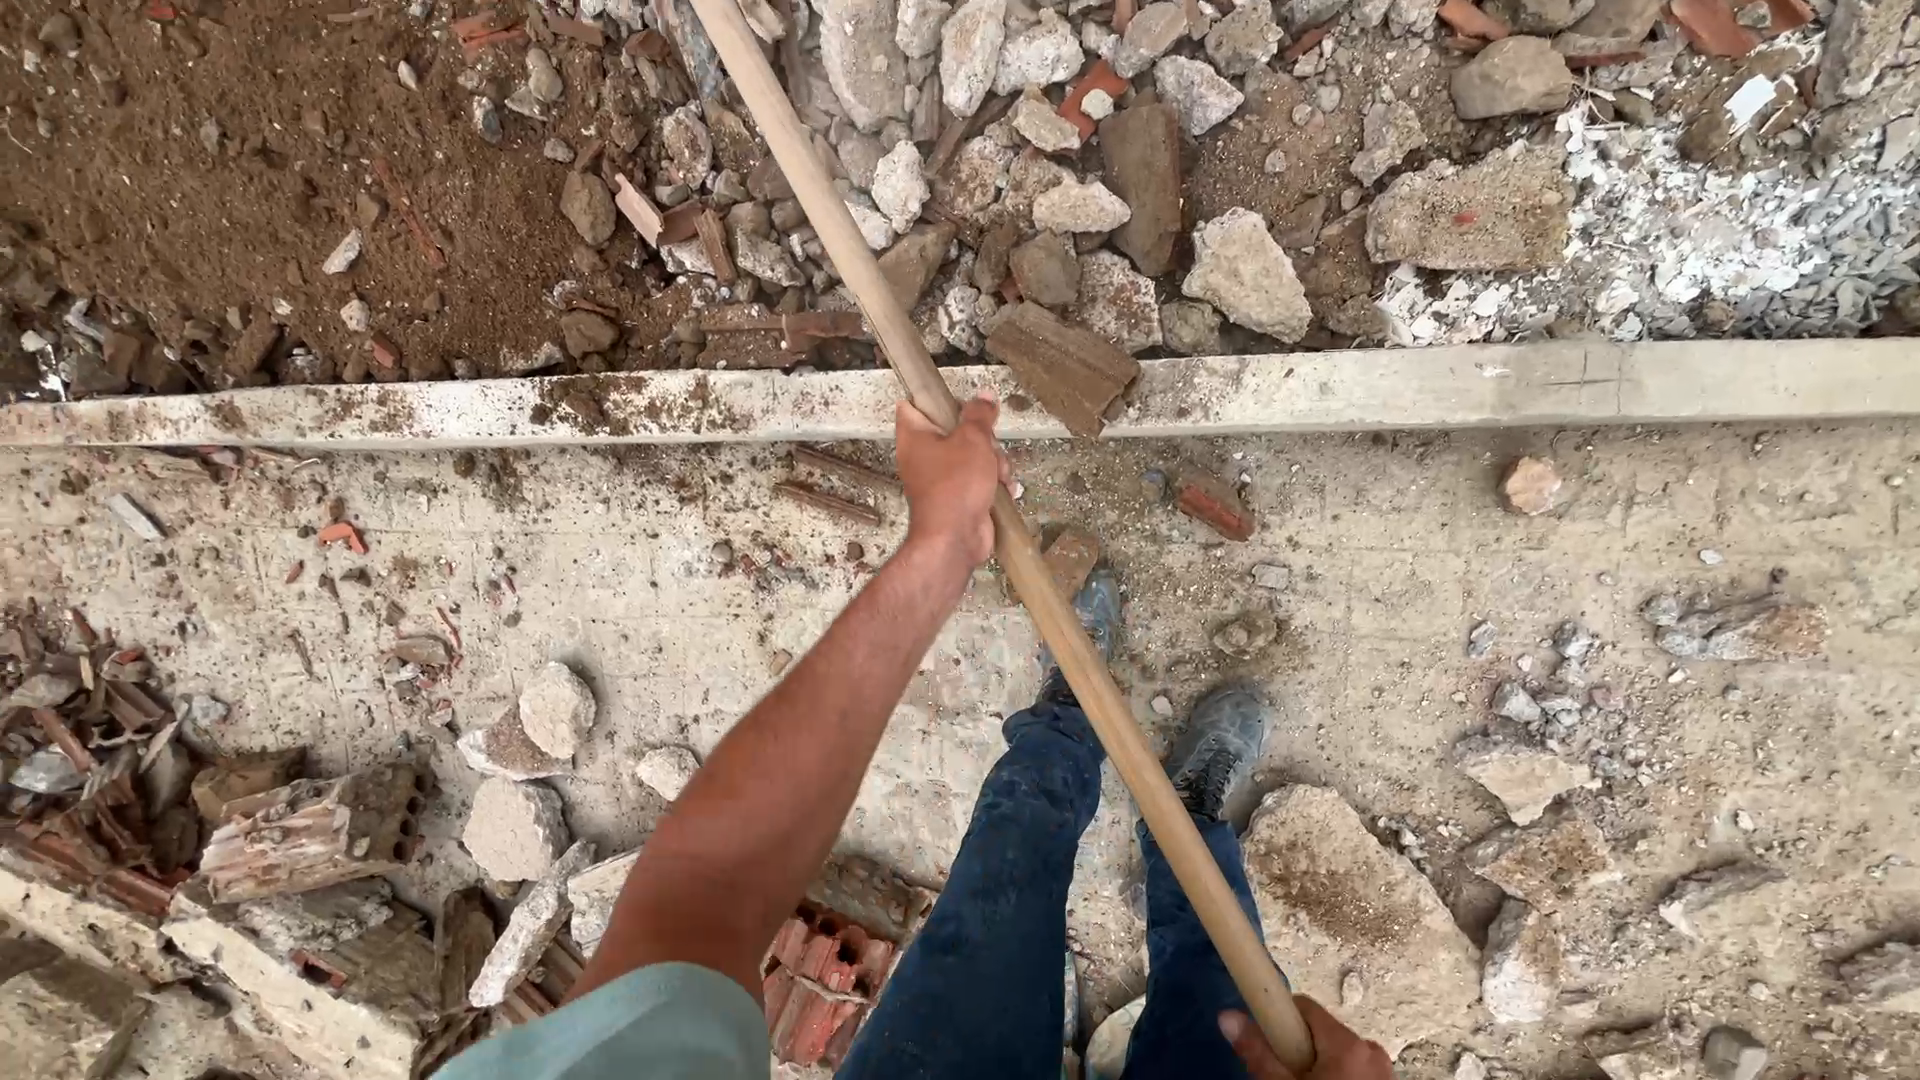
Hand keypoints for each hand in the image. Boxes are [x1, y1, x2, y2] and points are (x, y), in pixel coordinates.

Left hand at [894, 393, 1009, 569]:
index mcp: (915, 436)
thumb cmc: (954, 487)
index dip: (939, 399)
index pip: (916, 405)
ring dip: (994, 462)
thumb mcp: (972, 439)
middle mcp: (923, 456)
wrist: (957, 538)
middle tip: (986, 446)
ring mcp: (942, 478)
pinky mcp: (959, 496)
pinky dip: (994, 483)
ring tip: (995, 474)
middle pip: (957, 430)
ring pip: (975, 455)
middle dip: (982, 438)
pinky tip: (1002, 490)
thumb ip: (979, 414)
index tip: (962, 402)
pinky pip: (981, 479)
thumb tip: (985, 397)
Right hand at [1219, 997, 1395, 1079]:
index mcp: (1347, 1043)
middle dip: (1301, 1051)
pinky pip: (1355, 1074)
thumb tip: (1227, 1016)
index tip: (1273, 1049)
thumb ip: (1257, 1051)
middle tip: (1289, 1078)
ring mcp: (1384, 1075)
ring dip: (1321, 1069)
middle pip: (1321, 1033)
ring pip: (1338, 1056)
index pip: (1303, 1008)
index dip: (1282, 1024)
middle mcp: (1371, 1051)